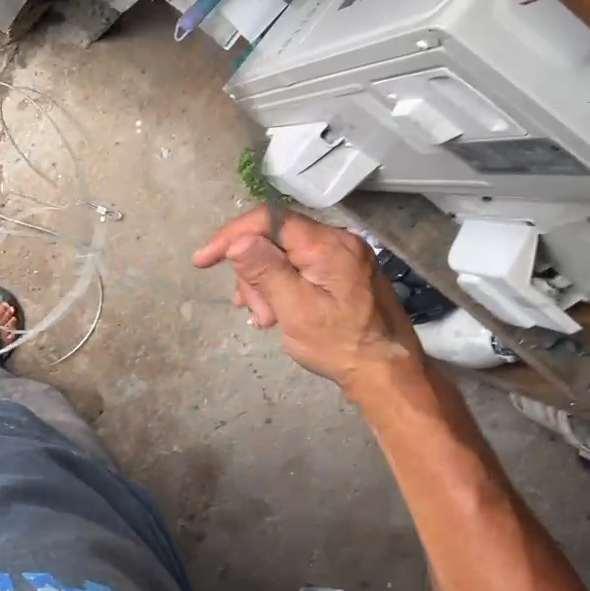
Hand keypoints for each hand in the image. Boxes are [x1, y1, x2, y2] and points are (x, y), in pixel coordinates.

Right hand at [192, 209, 422, 398]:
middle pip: (272, 239)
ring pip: (281, 255)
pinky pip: (296, 268)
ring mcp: (340, 256)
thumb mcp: (295, 309)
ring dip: (263, 285)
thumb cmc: (339, 343)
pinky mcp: (340, 272)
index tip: (203, 261)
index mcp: (327, 245)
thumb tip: (237, 241)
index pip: (268, 220)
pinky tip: (275, 312)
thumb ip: (266, 271)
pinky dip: (278, 287)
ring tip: (268, 318)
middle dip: (252, 272)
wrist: (386, 371)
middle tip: (254, 311)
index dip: (230, 235)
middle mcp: (336, 241)